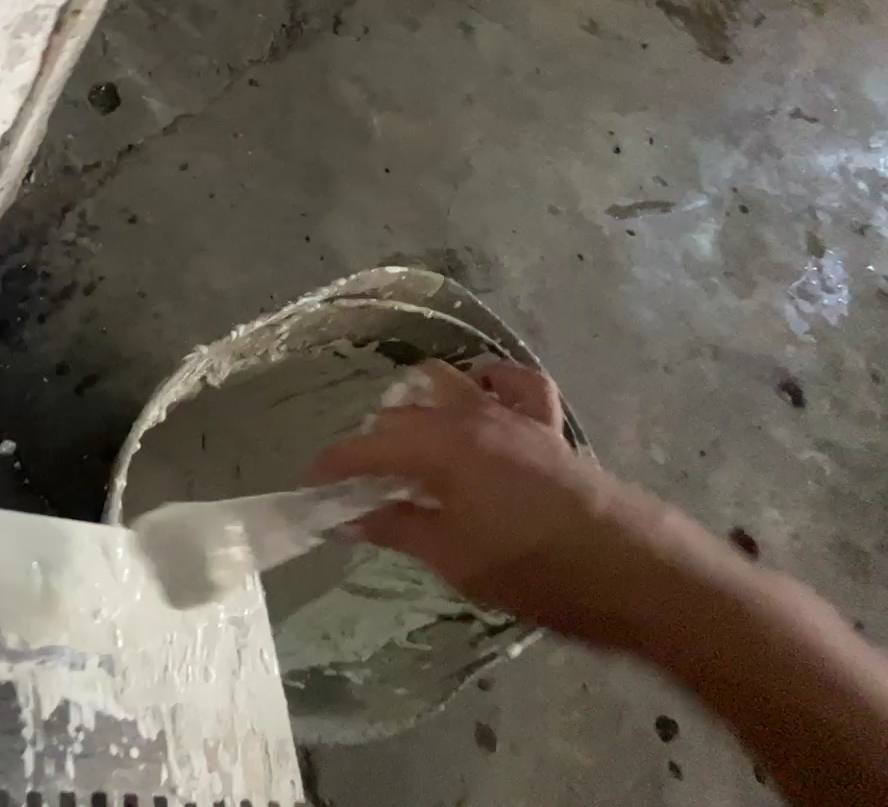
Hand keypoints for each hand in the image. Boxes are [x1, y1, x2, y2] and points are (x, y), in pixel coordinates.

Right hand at [310, 359, 682, 648]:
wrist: (650, 581)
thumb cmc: (540, 572)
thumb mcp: (454, 560)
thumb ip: (397, 530)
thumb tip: (348, 520)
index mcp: (438, 450)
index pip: (365, 449)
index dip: (333, 465)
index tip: (312, 483)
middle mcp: (468, 421)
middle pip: (399, 416)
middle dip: (372, 443)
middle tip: (363, 482)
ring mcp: (511, 418)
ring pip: (448, 383)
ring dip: (420, 400)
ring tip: (410, 429)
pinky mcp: (548, 430)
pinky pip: (517, 384)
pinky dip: (491, 382)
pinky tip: (480, 394)